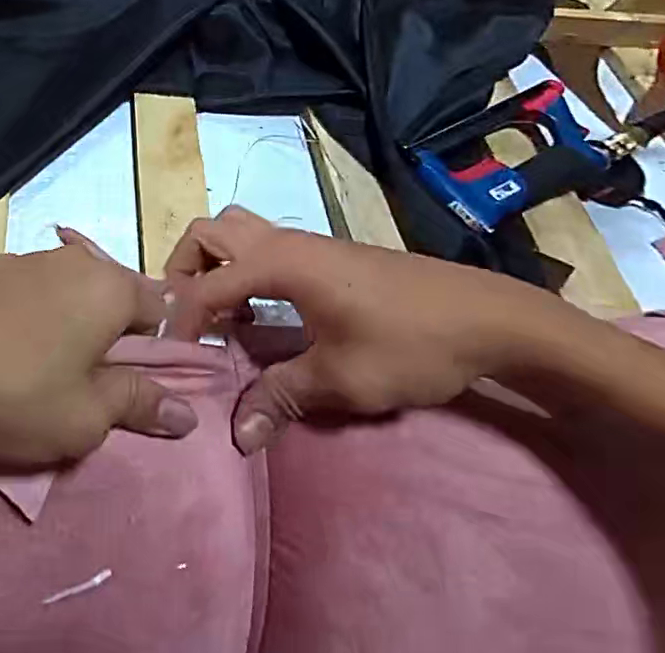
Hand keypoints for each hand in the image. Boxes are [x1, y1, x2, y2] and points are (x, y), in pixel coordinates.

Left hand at [0, 236, 197, 467]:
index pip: (158, 310)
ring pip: (71, 293)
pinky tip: (3, 348)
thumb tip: (184, 414)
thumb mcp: (84, 417)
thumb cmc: (12, 390)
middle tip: (83, 383)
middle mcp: (76, 260)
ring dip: (69, 325)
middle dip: (108, 337)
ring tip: (39, 368)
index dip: (150, 350)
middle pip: (112, 297)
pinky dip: (33, 317)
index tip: (126, 385)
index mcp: (111, 287)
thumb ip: (140, 406)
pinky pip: (33, 292)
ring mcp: (30, 258)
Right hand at [165, 206, 575, 452]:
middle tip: (190, 317)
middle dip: (184, 269)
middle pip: (209, 232)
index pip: (206, 286)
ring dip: (214, 264)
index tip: (178, 357)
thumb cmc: (410, 343)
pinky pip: (260, 244)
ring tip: (224, 313)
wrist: (486, 316)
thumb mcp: (342, 379)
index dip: (184, 322)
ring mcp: (305, 241)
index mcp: (278, 263)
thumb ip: (282, 397)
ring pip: (234, 230)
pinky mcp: (325, 252)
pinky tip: (264, 312)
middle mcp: (283, 241)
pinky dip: (242, 268)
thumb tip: (239, 434)